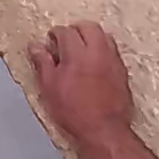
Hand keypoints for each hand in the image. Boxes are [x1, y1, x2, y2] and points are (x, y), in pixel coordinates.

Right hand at [28, 22, 134, 148]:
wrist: (103, 131)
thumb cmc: (74, 112)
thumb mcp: (49, 87)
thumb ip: (42, 63)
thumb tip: (36, 46)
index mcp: (77, 54)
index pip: (66, 32)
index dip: (55, 34)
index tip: (50, 41)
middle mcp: (98, 53)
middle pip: (89, 27)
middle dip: (75, 29)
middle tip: (64, 40)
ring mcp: (113, 61)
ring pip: (104, 36)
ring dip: (91, 37)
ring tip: (79, 49)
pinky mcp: (122, 72)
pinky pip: (112, 51)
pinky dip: (101, 50)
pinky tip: (93, 63)